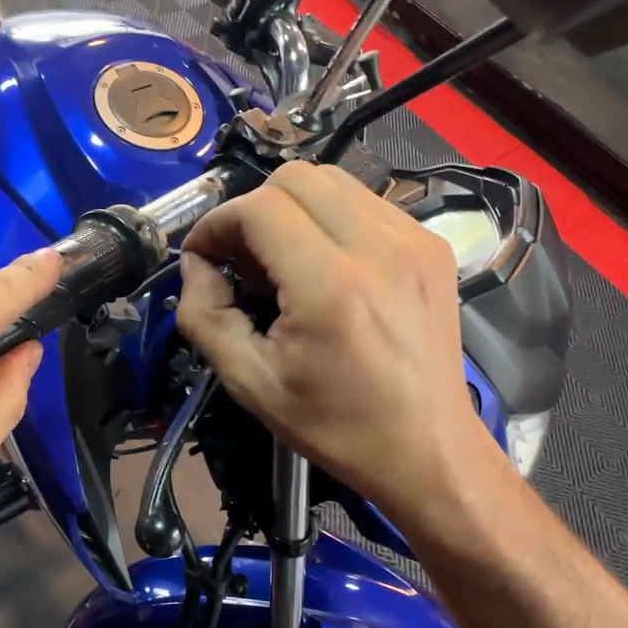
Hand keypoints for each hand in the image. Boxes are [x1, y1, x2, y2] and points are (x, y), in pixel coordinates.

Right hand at [175, 164, 502, 517]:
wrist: (426, 450)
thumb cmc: (334, 424)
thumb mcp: (248, 381)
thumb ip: (205, 315)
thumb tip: (195, 265)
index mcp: (331, 285)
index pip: (260, 207)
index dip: (217, 223)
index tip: (203, 258)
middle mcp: (380, 247)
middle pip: (295, 177)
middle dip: (251, 209)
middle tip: (240, 260)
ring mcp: (414, 240)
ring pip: (332, 180)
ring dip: (290, 209)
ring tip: (279, 262)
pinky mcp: (432, 246)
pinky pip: (364, 202)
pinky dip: (327, 218)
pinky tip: (321, 266)